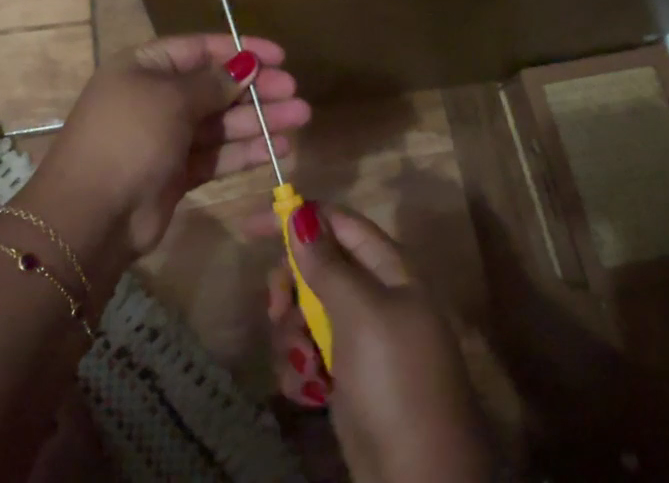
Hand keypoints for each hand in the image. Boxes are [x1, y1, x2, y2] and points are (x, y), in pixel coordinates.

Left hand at [41, 34, 310, 253]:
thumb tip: (245, 65)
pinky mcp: (177, 173)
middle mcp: (155, 98)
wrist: (92, 215)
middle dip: (256, 88)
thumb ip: (212, 83)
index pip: (198, 49)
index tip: (280, 56)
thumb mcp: (171, 100)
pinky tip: (278, 147)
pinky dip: (246, 150)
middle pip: (214, 86)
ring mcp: (166, 137)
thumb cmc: (128, 139)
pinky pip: (217, 154)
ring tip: (300, 118)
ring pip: (221, 122)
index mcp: (143, 67)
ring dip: (259, 120)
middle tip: (295, 92)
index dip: (240, 50)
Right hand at [268, 204, 490, 482]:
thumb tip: (300, 212)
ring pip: (308, 313)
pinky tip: (306, 387)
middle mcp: (378, 298)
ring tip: (301, 361)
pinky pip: (311, 352)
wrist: (417, 472)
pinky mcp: (348, 376)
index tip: (251, 228)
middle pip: (318, 269)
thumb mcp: (359, 311)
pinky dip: (301, 366)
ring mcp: (363, 340)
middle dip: (291, 288)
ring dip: (293, 334)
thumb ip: (326, 262)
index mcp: (392, 272)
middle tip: (277, 310)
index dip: (298, 218)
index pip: (341, 225)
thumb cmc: (394, 376)